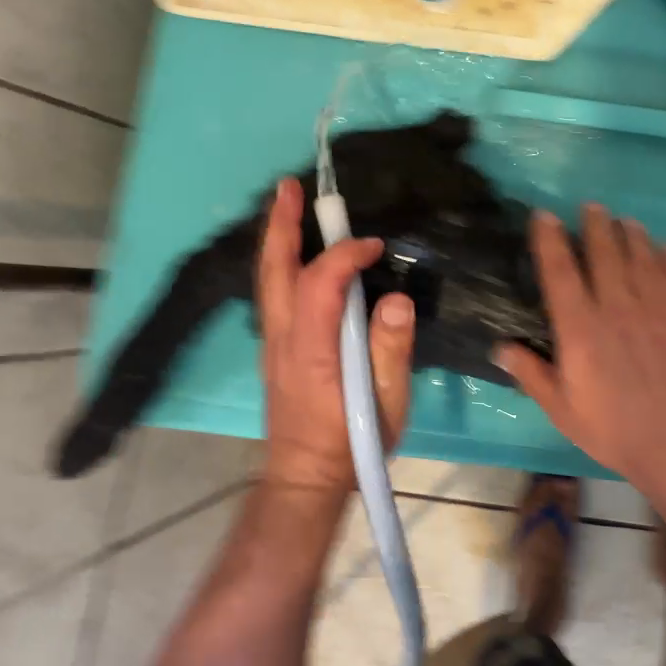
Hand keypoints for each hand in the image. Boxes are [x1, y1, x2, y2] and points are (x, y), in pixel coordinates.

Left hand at [255, 178, 414, 491]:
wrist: (306, 480)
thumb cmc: (352, 443)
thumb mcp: (385, 403)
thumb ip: (390, 350)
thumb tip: (397, 300)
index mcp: (312, 348)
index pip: (321, 283)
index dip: (346, 255)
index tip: (376, 246)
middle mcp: (283, 338)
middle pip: (274, 271)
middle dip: (281, 225)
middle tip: (289, 185)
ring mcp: (274, 344)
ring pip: (268, 280)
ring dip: (276, 239)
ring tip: (287, 205)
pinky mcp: (277, 351)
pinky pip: (273, 294)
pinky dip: (280, 263)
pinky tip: (294, 254)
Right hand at [493, 203, 665, 485]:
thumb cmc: (613, 429)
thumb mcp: (563, 409)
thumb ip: (532, 374)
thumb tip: (501, 348)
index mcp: (580, 327)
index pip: (560, 270)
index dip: (550, 238)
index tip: (545, 215)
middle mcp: (616, 305)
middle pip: (605, 250)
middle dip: (596, 224)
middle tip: (592, 207)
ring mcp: (656, 305)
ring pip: (641, 254)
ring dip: (632, 233)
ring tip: (626, 222)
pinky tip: (665, 249)